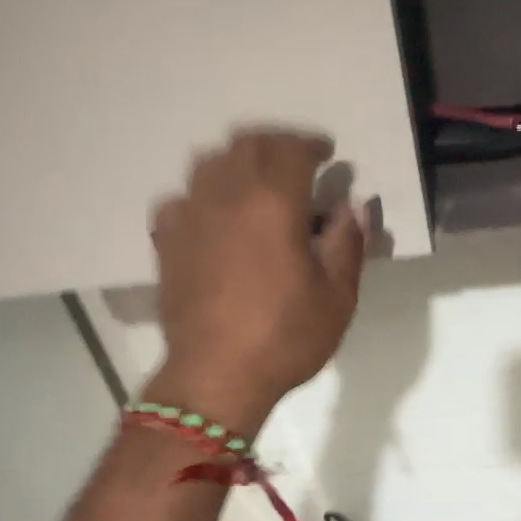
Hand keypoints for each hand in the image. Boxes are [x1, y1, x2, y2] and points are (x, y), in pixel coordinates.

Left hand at [150, 129, 367, 418]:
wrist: (216, 375)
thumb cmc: (285, 338)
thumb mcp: (337, 297)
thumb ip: (347, 243)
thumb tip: (353, 205)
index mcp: (273, 201)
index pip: (292, 148)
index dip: (312, 145)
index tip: (328, 155)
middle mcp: (226, 193)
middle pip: (248, 145)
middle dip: (276, 147)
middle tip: (296, 166)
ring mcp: (190, 214)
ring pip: (211, 164)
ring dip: (239, 165)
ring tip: (256, 188)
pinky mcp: (167, 240)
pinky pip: (184, 199)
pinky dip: (205, 198)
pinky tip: (216, 220)